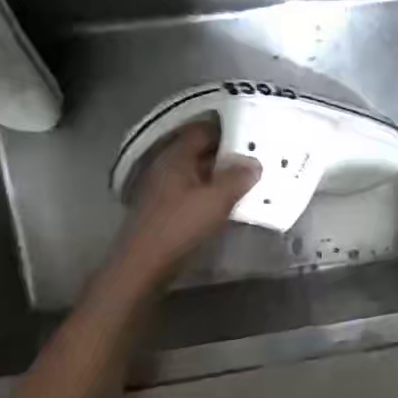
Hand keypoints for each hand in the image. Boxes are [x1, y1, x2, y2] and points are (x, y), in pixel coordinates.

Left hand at [117, 120, 260, 274]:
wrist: (142, 265)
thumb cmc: (179, 226)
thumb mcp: (216, 200)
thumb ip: (237, 178)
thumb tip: (254, 163)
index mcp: (175, 157)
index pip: (202, 131)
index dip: (227, 131)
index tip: (253, 136)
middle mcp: (165, 167)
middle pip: (199, 153)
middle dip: (226, 156)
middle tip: (255, 161)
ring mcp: (162, 190)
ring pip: (196, 175)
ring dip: (219, 178)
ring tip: (247, 184)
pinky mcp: (163, 211)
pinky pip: (191, 193)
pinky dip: (209, 195)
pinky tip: (226, 206)